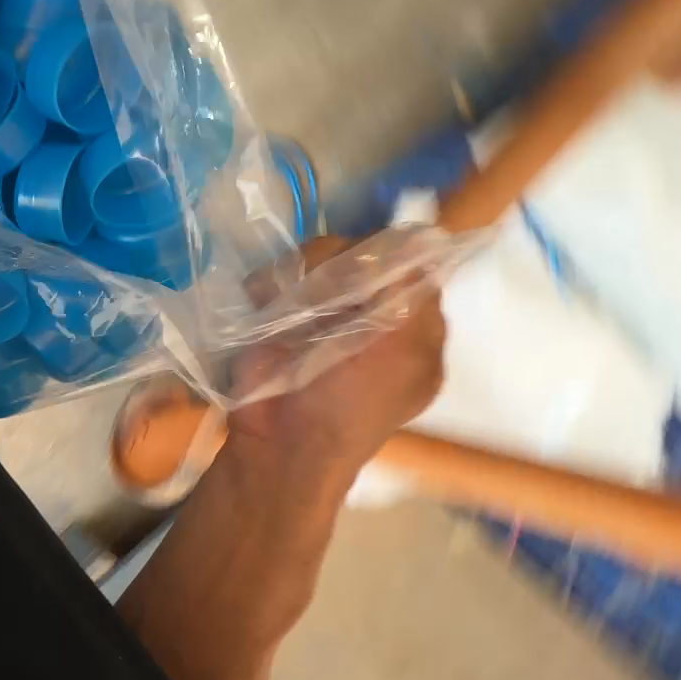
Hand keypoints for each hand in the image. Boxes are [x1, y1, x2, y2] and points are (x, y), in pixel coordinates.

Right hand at [229, 235, 446, 473]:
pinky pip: (275, 276)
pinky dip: (267, 282)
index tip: (364, 267)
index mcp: (413, 327)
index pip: (411, 264)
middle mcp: (368, 313)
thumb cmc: (348, 405)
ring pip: (314, 259)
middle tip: (320, 293)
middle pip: (359, 253)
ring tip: (284, 303)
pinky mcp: (273, 314)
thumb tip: (418, 240)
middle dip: (337, 265)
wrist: (279, 439)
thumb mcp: (400, 354)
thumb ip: (410, 296)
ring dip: (298, 274)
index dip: (389, 256)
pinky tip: (262, 300)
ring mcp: (319, 312)